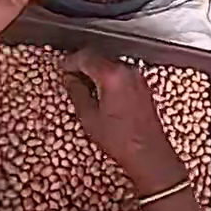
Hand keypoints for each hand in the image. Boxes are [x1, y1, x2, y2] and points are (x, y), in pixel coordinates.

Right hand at [58, 49, 185, 194]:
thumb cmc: (119, 139)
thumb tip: (70, 79)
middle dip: (83, 64)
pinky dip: (108, 77)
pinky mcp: (142, 86)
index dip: (70, 60)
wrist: (148, 152)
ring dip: (96, 71)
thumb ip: (77, 92)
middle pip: (100, 58)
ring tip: (83, 85)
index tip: (62, 67)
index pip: (86, 57)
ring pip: (111, 65)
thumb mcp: (89, 117)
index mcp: (112, 75)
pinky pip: (121, 74)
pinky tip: (101, 91)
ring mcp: (137, 78)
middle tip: (69, 75)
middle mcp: (127, 71)